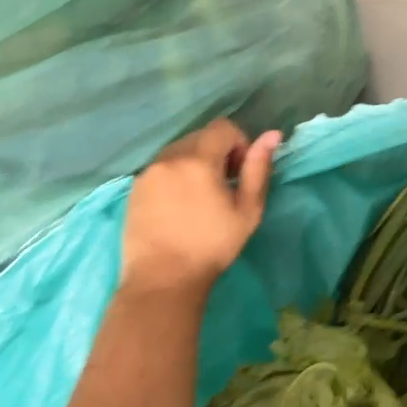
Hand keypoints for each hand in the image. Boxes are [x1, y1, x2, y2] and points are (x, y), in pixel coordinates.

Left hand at [120, 119, 279, 296]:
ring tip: (201, 197)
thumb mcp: (247, 210)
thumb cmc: (213, 245)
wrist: (163, 278)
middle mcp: (169, 158)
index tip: (240, 173)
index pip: (223, 128)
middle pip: (200, 137)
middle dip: (217, 152)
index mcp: (198, 161)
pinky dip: (176, 175)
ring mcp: (147, 172)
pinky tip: (180, 206)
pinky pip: (162, 167)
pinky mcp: (134, 188)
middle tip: (224, 186)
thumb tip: (272, 135)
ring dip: (196, 163)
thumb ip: (258, 169)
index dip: (239, 144)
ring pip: (179, 151)